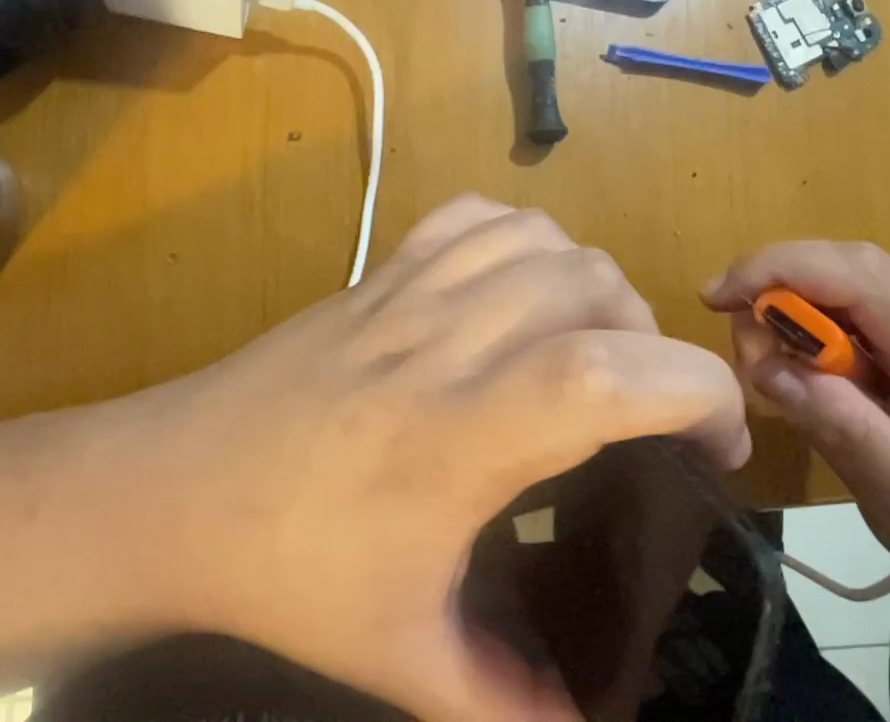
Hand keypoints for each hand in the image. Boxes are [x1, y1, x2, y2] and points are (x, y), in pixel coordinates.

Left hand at [107, 195, 748, 720]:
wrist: (171, 488)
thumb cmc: (286, 571)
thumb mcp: (400, 656)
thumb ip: (504, 705)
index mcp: (461, 434)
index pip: (608, 372)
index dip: (694, 392)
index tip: (718, 445)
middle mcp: (445, 341)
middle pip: (591, 286)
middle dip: (654, 343)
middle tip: (647, 409)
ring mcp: (408, 292)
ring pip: (542, 242)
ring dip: (596, 287)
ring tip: (594, 346)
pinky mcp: (379, 271)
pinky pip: (475, 217)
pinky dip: (525, 239)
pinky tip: (523, 289)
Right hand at [701, 242, 889, 702]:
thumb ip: (842, 428)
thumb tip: (768, 364)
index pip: (855, 273)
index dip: (775, 269)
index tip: (714, 299)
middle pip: (851, 265)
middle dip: (777, 288)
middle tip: (746, 355)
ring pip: (856, 281)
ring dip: (799, 310)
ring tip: (777, 373)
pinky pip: (871, 307)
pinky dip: (824, 325)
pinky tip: (816, 371)